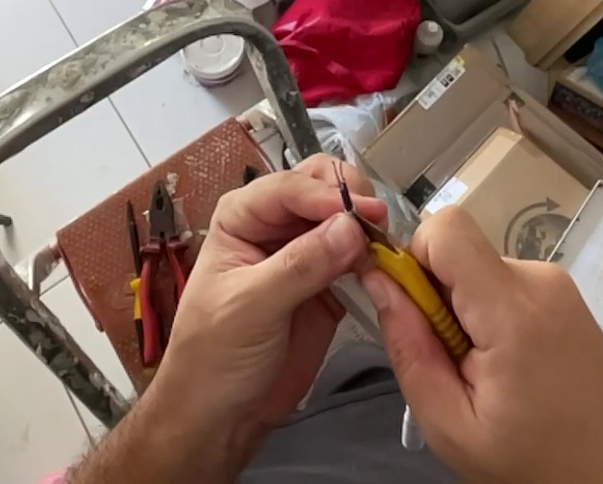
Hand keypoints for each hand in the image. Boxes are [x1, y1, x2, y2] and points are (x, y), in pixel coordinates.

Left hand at [149, 155, 387, 467]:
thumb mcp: (251, 307)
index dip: (326, 195)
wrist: (221, 416)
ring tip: (387, 245)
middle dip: (351, 197)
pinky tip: (386, 265)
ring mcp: (303, 248)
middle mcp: (274, 221)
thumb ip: (300, 265)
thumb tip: (352, 226)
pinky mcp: (329, 279)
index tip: (363, 214)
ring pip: (343, 214)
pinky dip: (373, 253)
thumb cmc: (215, 356)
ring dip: (367, 224)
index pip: (289, 186)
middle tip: (378, 225)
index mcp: (242, 214)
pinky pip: (357, 252)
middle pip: (320, 185)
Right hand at [363, 207, 602, 483]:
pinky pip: (506, 281)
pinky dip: (492, 312)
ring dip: (467, 307)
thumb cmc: (536, 466)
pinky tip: (511, 364)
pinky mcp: (568, 294)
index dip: (415, 254)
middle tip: (453, 359)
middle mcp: (539, 279)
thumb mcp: (452, 426)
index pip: (446, 227)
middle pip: (460, 250)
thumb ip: (408, 347)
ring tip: (486, 371)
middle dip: (439, 294)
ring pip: (480, 267)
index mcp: (512, 309)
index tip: (413, 306)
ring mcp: (559, 284)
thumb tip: (377, 278)